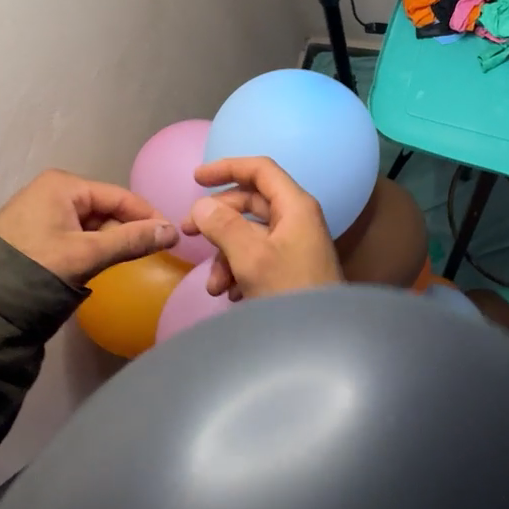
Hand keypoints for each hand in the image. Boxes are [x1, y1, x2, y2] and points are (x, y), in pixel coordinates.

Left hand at [0, 169, 177, 285]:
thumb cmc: (35, 267)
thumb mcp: (87, 254)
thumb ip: (132, 241)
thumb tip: (173, 231)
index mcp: (64, 185)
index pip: (121, 196)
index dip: (148, 217)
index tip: (171, 238)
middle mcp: (53, 191)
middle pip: (107, 209)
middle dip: (127, 230)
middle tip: (150, 253)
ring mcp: (41, 212)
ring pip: (92, 224)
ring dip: (109, 242)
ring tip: (127, 262)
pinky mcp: (34, 233)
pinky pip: (75, 235)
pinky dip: (91, 248)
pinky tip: (99, 265)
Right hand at [184, 156, 343, 300]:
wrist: (321, 340)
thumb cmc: (289, 291)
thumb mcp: (252, 257)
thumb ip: (224, 226)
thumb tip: (202, 205)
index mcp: (295, 206)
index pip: (260, 170)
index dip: (227, 168)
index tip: (195, 178)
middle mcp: (297, 219)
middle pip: (251, 203)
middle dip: (218, 219)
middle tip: (187, 233)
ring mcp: (295, 245)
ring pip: (251, 235)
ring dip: (226, 256)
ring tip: (215, 287)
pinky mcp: (291, 270)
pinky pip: (258, 258)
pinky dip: (239, 271)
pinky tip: (231, 295)